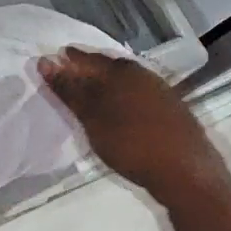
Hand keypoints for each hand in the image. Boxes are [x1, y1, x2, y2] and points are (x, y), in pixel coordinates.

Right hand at [38, 48, 226, 196]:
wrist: (183, 171)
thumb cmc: (131, 143)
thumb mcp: (93, 118)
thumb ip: (69, 91)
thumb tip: (47, 63)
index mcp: (123, 74)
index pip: (90, 59)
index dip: (70, 60)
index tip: (52, 60)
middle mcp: (144, 76)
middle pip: (110, 66)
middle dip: (88, 67)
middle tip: (68, 71)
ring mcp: (161, 92)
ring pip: (127, 79)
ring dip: (106, 80)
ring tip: (89, 89)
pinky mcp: (170, 109)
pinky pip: (139, 92)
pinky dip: (122, 94)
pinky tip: (117, 106)